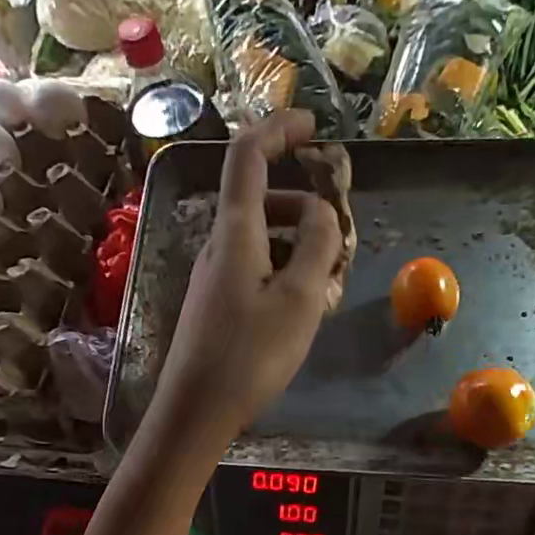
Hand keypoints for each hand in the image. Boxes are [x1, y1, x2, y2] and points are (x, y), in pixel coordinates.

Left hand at [151, 110, 344, 449]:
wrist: (196, 411)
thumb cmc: (250, 355)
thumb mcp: (299, 299)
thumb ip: (317, 244)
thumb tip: (321, 209)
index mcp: (235, 232)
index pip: (249, 155)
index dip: (279, 128)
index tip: (312, 123)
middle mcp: (219, 244)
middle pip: (261, 199)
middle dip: (303, 203)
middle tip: (339, 236)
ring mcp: (215, 274)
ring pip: (261, 236)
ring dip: (298, 242)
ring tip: (328, 279)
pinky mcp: (217, 301)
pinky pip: (255, 266)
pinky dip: (283, 268)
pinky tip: (302, 304)